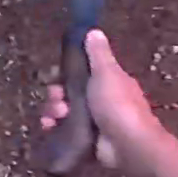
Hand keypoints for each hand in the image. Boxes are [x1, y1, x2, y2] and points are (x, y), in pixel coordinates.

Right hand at [39, 30, 174, 173]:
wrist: (128, 146)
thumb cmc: (118, 105)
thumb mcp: (107, 72)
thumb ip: (98, 53)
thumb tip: (94, 30)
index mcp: (108, 82)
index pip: (80, 72)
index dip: (64, 73)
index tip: (55, 74)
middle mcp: (100, 100)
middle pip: (68, 92)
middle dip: (56, 93)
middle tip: (57, 98)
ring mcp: (93, 122)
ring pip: (63, 110)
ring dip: (53, 109)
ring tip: (56, 115)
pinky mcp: (85, 140)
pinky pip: (63, 130)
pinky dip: (54, 127)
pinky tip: (49, 127)